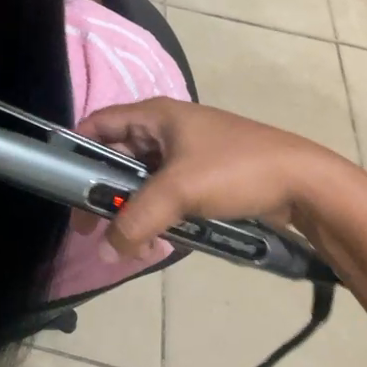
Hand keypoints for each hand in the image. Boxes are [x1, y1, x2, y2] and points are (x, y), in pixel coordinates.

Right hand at [77, 97, 345, 257]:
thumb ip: (137, 220)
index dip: (77, 148)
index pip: (100, 123)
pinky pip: (168, 193)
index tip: (63, 183)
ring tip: (128, 242)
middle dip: (105, 191)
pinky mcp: (205, 176)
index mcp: (155, 115)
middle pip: (119, 156)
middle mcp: (166, 128)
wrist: (303, 182)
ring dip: (133, 209)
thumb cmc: (234, 169)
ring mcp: (187, 152)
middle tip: (90, 226)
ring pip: (144, 179)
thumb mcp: (179, 191)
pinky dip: (158, 214)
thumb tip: (105, 251)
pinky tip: (158, 240)